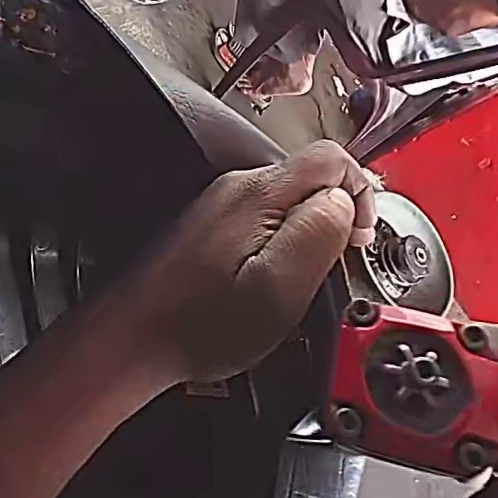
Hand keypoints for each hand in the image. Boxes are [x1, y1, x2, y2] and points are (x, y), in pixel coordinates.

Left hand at [111, 140, 376, 384]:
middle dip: (334, 218)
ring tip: (297, 279)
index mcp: (258, 196)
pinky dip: (281, 244)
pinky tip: (269, 280)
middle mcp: (237, 191)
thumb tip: (345, 202)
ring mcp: (222, 207)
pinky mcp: (213, 228)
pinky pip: (264, 222)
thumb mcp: (278, 288)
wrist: (138, 338)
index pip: (331, 158)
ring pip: (289, 202)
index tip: (358, 237)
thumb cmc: (200, 324)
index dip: (360, 193)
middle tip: (328, 265)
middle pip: (310, 179)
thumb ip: (319, 234)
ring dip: (307, 233)